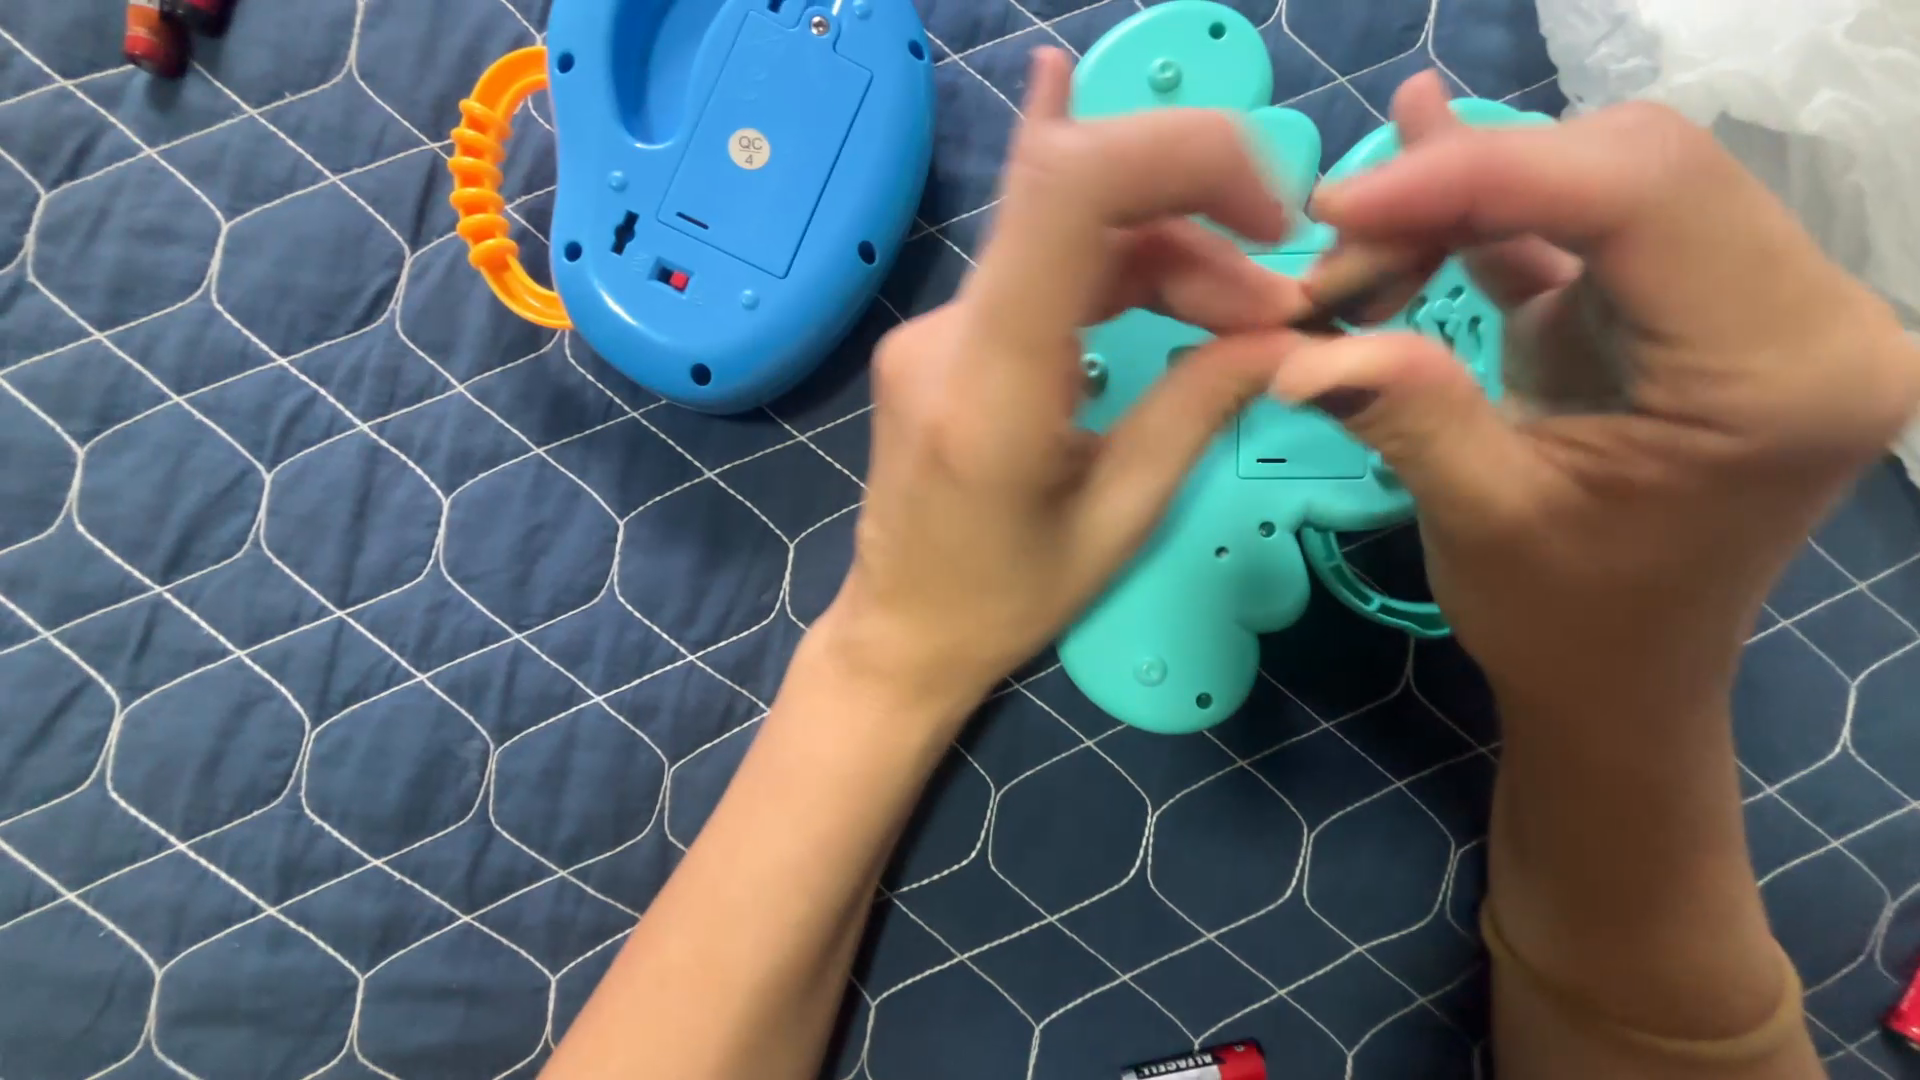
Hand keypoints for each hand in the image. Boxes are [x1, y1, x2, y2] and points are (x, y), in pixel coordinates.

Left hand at [817, 48, 1311, 710]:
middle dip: (1198, 232)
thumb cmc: (1006, 601)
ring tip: (1237, 320)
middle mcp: (942, 337)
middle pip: (1079, 209)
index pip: (1068, 190)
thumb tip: (1286, 331)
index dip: (1184, 155)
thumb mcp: (1119, 519)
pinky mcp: (935, 340)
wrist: (901, 629)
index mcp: (989, 391)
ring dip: (1166, 259)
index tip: (1273, 218)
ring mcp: (929, 332)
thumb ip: (1197, 409)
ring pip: (1065, 242)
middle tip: (1273, 306)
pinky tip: (1167, 286)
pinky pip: (1036, 276)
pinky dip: (1115, 274)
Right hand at [1275, 73, 1919, 710]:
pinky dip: (1481, 217)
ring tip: (1354, 255)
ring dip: (1457, 206)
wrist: (1614, 676)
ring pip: (1592, 185)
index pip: (1640, 193)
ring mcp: (1731, 302)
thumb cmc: (1562, 621)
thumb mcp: (1477, 518)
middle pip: (1623, 168)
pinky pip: (1574, 230)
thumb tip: (1292, 352)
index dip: (1479, 172)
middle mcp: (1790, 307)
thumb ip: (1405, 411)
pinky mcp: (1666, 313)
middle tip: (1336, 251)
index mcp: (1775, 366)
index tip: (1340, 207)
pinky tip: (1412, 193)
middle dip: (1459, 189)